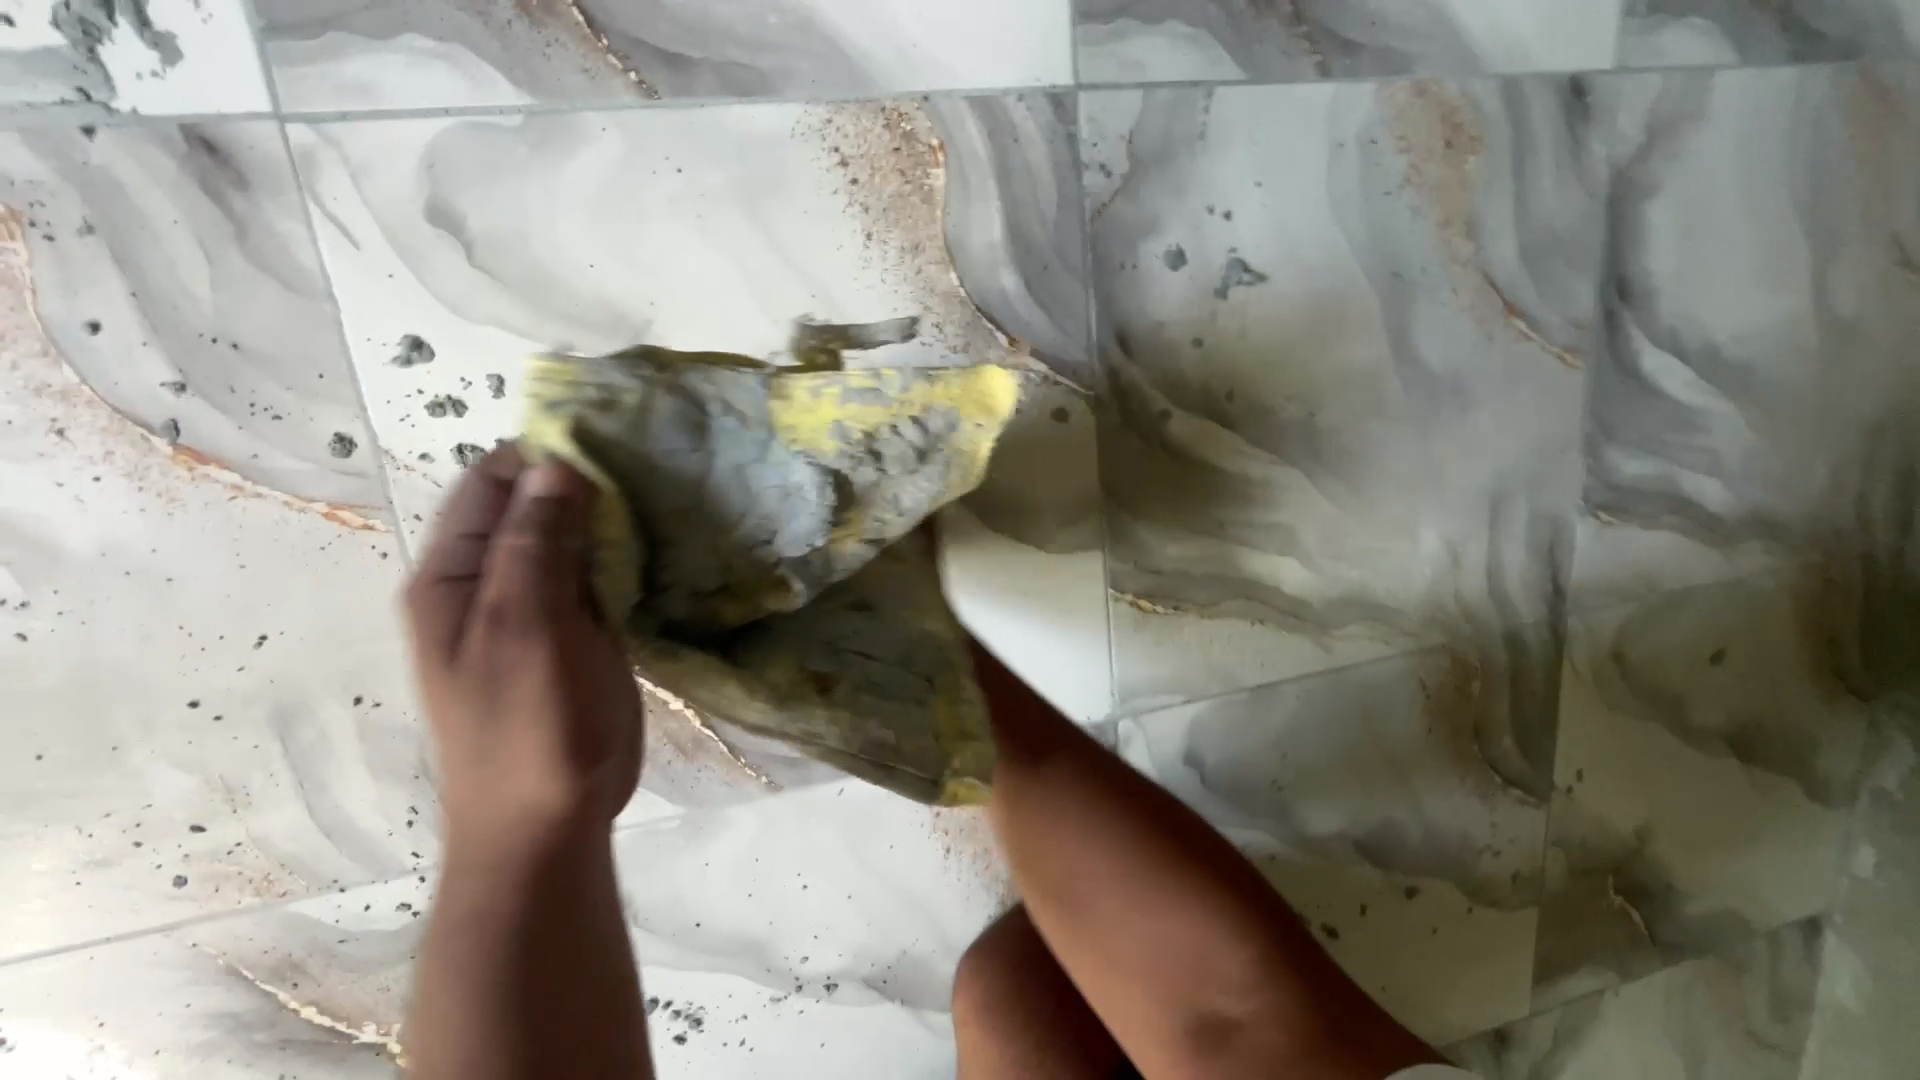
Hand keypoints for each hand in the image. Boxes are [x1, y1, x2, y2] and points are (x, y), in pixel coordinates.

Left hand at [405, 444, 642, 866]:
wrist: (548, 820)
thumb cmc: (525, 729)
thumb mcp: (523, 630)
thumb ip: (536, 544)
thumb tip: (558, 461)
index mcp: (458, 574)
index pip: (494, 482)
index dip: (545, 451)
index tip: (613, 432)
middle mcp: (495, 579)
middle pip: (537, 504)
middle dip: (588, 478)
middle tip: (657, 458)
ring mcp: (541, 606)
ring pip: (576, 537)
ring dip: (615, 514)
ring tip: (672, 485)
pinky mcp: (582, 630)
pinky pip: (602, 573)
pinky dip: (629, 552)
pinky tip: (669, 537)